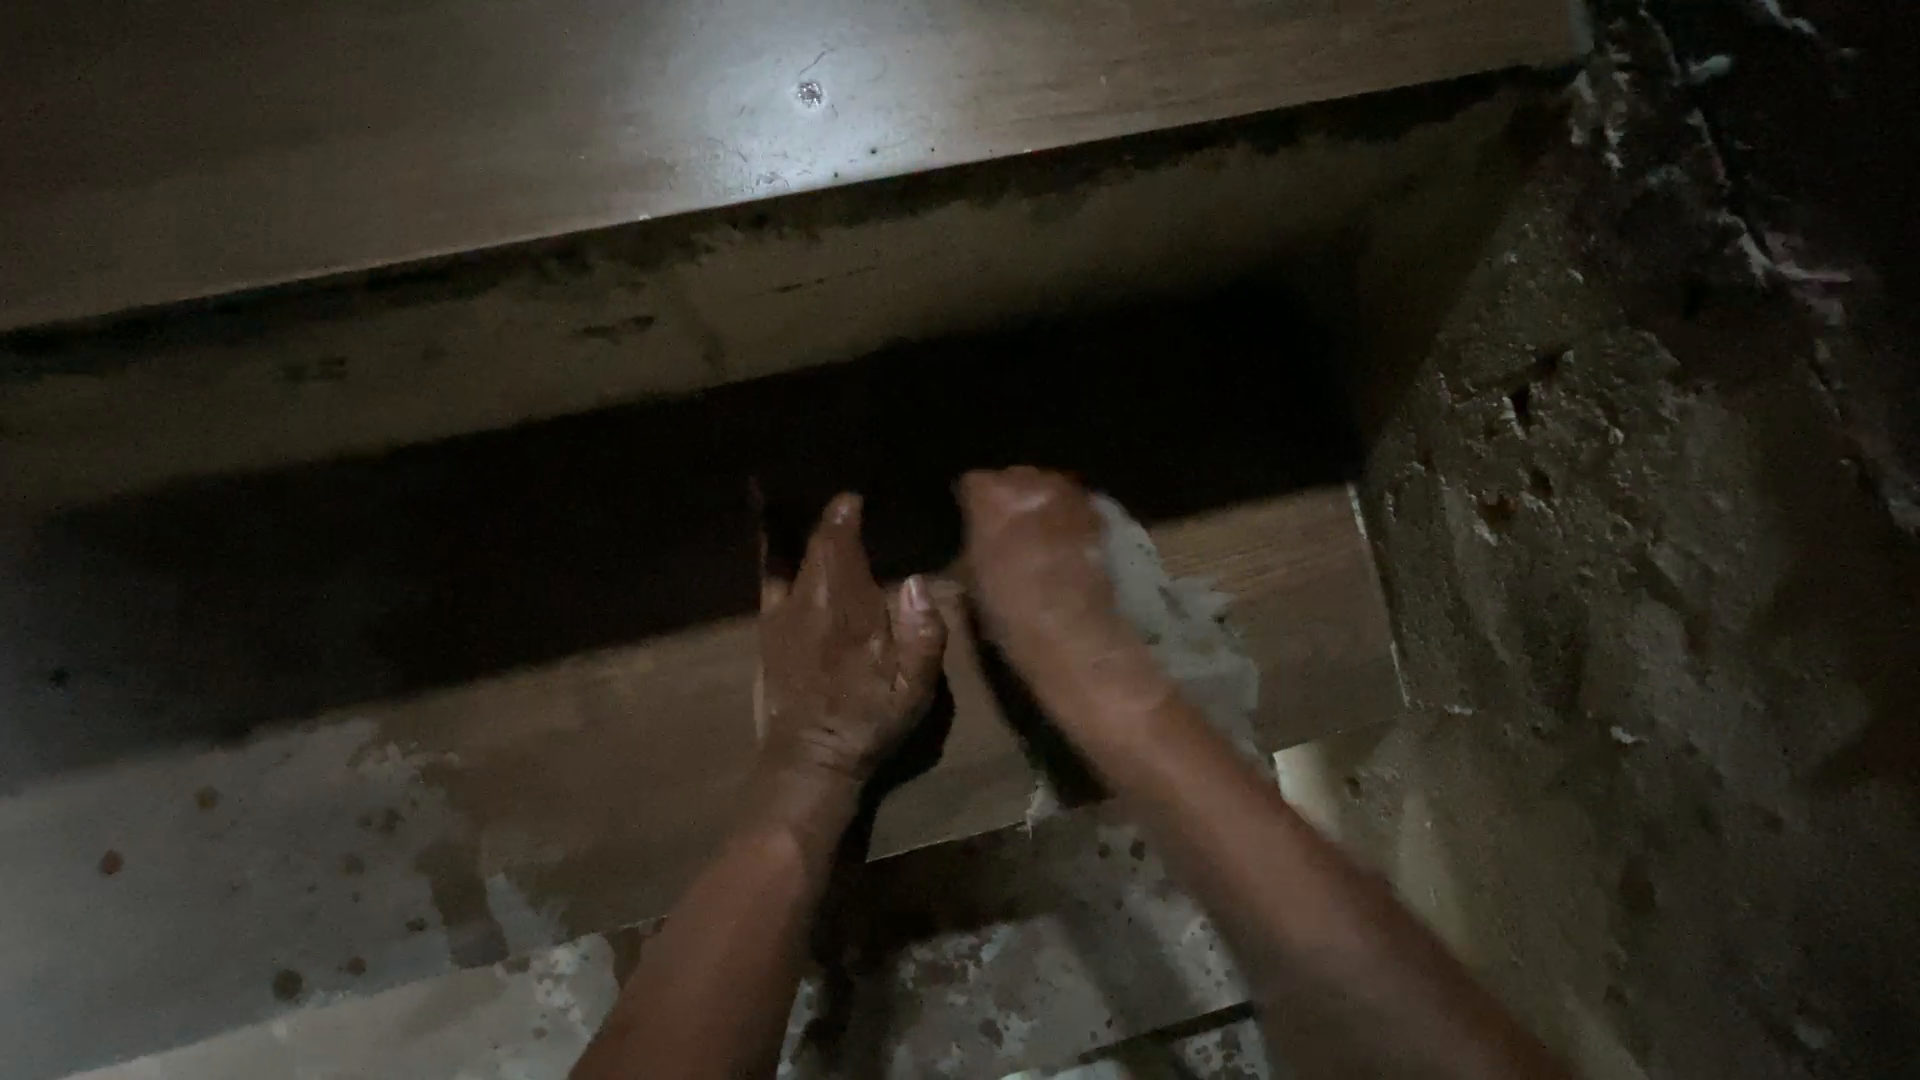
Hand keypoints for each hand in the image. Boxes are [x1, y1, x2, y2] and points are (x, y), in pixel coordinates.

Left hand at [757, 493, 947, 786]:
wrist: (810, 758)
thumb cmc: (869, 719)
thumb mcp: (914, 687)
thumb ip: (923, 632)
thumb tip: (915, 579)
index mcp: (846, 606)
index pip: (840, 543)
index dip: (845, 513)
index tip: (854, 495)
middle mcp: (807, 600)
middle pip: (811, 544)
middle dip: (824, 517)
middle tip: (836, 496)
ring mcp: (780, 613)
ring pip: (785, 555)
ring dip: (792, 527)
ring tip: (792, 497)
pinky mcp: (766, 629)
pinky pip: (767, 578)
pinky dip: (770, 553)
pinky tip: (770, 538)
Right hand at [957, 468, 1151, 687]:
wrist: (1070, 631)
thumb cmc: (1008, 608)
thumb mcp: (970, 578)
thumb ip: (967, 548)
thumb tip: (967, 544)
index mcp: (989, 494)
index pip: (972, 484)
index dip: (970, 504)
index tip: (969, 524)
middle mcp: (1029, 481)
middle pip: (1012, 478)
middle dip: (1008, 499)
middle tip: (1003, 530)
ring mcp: (1067, 494)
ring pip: (1047, 486)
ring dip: (1040, 505)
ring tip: (1035, 533)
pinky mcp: (1095, 514)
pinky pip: (1074, 505)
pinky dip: (1066, 518)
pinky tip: (1063, 541)